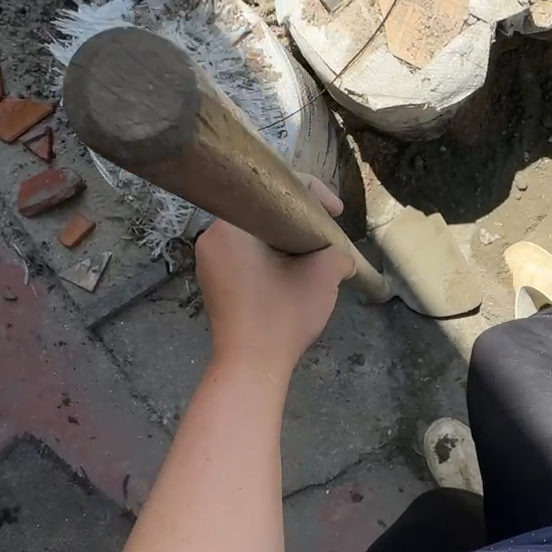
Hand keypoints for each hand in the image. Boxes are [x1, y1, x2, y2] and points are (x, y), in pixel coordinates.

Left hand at [195, 178, 356, 370]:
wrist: (251, 364)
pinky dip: (272, 256)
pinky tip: (293, 272)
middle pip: (265, 210)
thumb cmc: (282, 316)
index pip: (276, 188)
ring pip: (257, 233)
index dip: (314, 194)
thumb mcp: (322, 277)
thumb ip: (338, 253)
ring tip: (315, 255)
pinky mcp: (215, 280)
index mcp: (232, 224)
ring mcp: (210, 259)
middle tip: (328, 233)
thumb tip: (341, 256)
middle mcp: (213, 234)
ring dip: (287, 240)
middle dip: (301, 221)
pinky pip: (247, 254)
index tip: (337, 213)